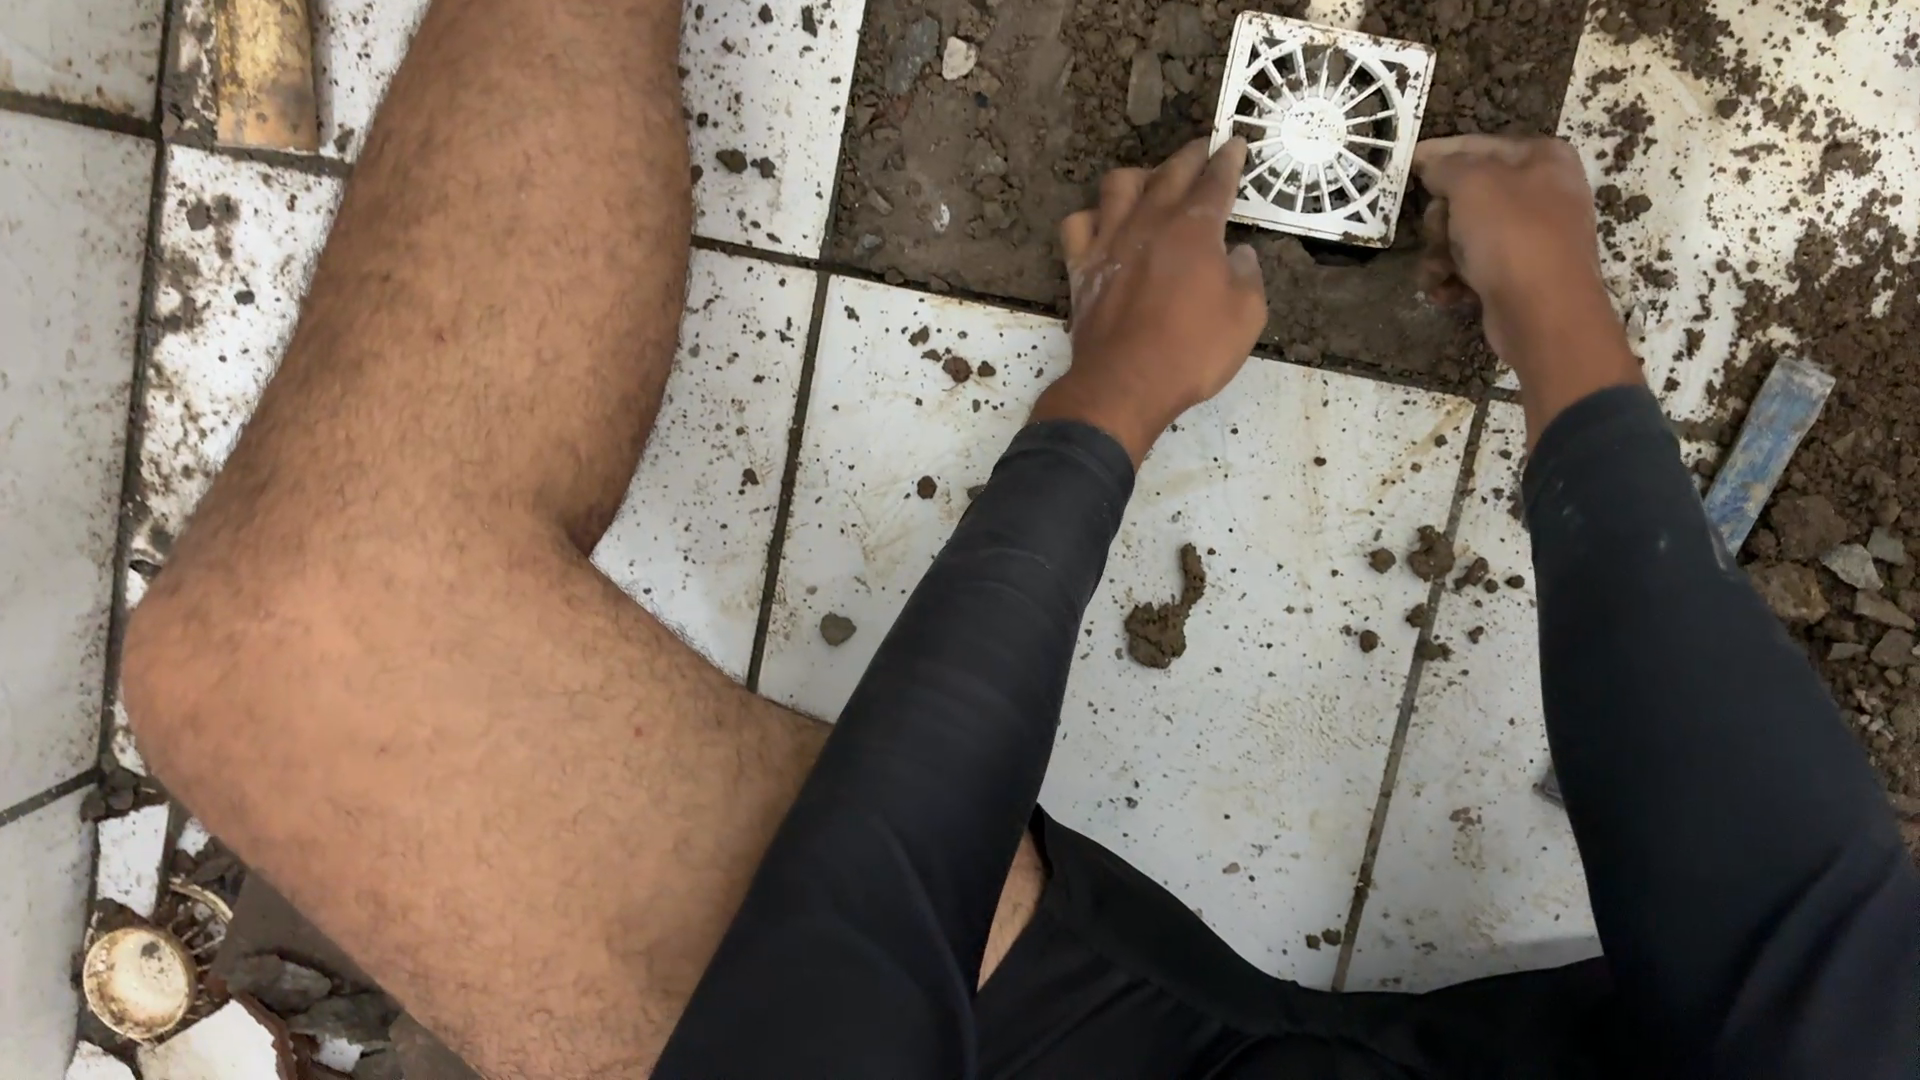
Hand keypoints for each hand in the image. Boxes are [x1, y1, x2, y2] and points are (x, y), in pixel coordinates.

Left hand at [1031, 137, 1268, 466]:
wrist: (1124, 385)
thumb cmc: (1191, 354)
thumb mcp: (1245, 318)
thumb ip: (1247, 277)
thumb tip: (1237, 255)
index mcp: (1195, 231)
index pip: (1216, 182)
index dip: (1229, 161)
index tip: (1235, 145)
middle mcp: (1149, 225)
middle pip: (1170, 173)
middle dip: (1191, 156)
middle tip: (1202, 150)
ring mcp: (1109, 243)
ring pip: (1118, 186)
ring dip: (1139, 176)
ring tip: (1150, 183)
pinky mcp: (1080, 269)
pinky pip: (1077, 225)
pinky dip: (1091, 217)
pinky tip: (1102, 225)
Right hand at [1413, 135, 1641, 442]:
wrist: (1543, 311)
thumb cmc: (1513, 238)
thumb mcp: (1475, 186)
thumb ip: (1448, 166)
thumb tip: (1433, 163)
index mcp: (1540, 158)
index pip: (1476, 147)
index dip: (1437, 155)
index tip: (1404, 165)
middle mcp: (1538, 191)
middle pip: (1462, 197)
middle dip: (1439, 221)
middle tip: (1438, 234)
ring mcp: (1527, 234)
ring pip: (1459, 235)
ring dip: (1439, 256)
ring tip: (1441, 274)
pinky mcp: (1513, 272)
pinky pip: (1468, 266)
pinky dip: (1452, 279)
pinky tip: (1449, 292)